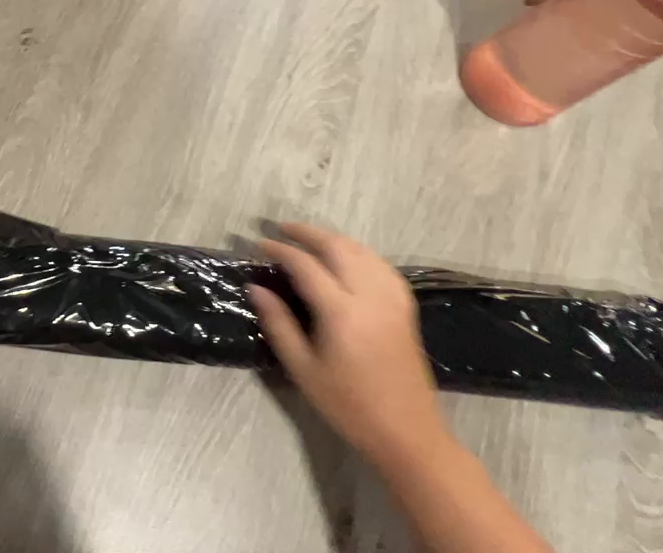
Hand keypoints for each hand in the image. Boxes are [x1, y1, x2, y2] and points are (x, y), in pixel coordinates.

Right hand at [249, 223, 450, 467]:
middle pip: (337, 247)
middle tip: (281, 229)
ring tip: (309, 239)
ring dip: (333, 239)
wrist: (406, 433)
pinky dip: (360, 253)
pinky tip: (348, 258)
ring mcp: (392, 300)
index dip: (280, 250)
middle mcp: (369, 296)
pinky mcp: (405, 308)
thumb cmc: (348, 405)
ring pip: (362, 251)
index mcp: (341, 312)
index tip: (259, 244)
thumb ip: (278, 323)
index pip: (305, 265)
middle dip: (307, 233)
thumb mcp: (302, 369)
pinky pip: (381, 266)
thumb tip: (256, 288)